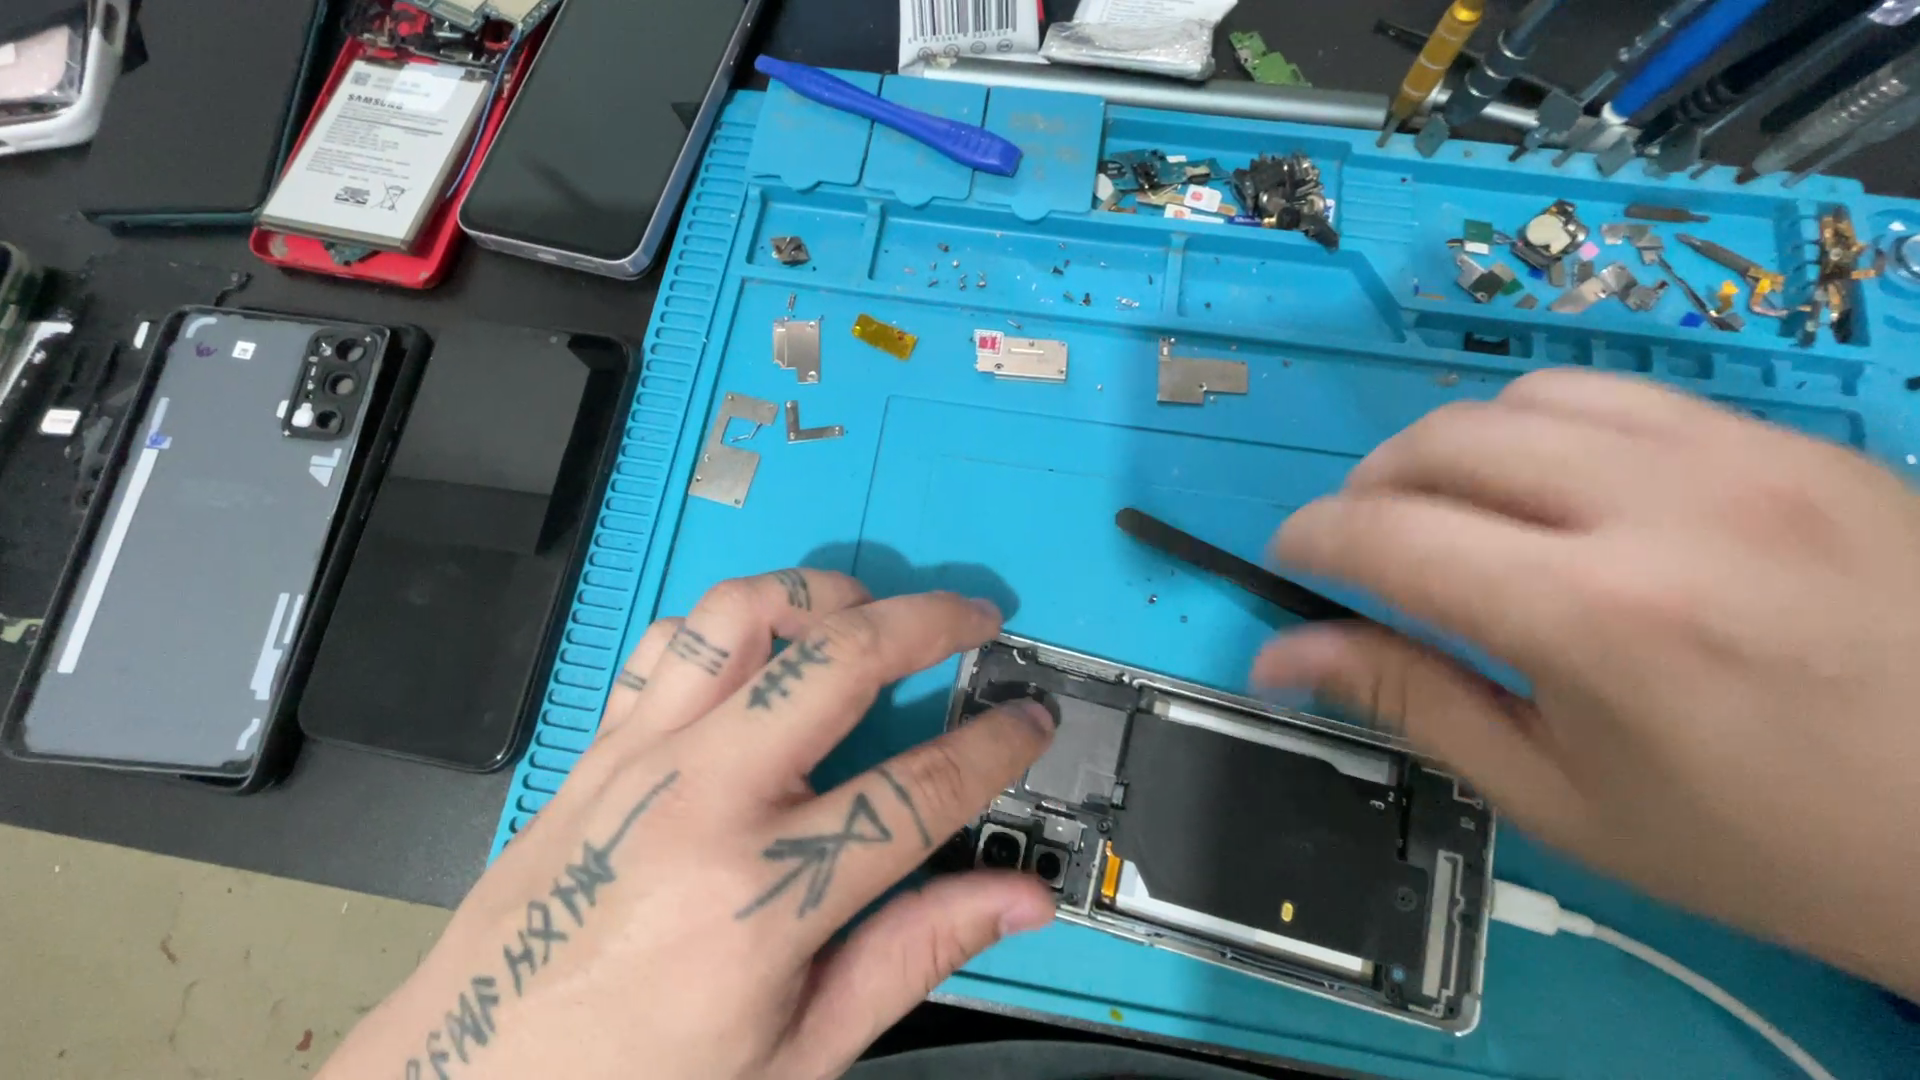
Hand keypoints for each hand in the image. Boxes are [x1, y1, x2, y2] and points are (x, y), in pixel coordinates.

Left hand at [320, 571, 1057, 1079]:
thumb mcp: (798, 1051)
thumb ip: (914, 954)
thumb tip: (1020, 900)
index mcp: (765, 899)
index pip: (920, 791)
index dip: (995, 746)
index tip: (1031, 718)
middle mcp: (704, 802)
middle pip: (842, 662)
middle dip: (931, 622)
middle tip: (977, 619)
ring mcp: (642, 759)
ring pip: (745, 615)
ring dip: (825, 593)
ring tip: (870, 610)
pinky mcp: (601, 745)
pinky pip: (669, 641)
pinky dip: (733, 623)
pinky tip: (769, 651)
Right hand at [1255, 370, 1919, 997]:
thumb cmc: (1763, 841)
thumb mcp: (1557, 794)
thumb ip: (1408, 698)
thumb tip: (1281, 656)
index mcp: (1595, 618)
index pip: (1391, 536)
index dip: (1312, 538)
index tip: (1288, 558)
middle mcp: (1662, 508)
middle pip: (1443, 442)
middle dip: (1366, 486)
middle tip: (1360, 542)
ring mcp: (1740, 459)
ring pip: (1523, 398)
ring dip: (1449, 450)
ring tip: (1449, 509)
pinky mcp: (1790, 444)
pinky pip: (1618, 397)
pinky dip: (1542, 431)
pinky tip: (1551, 491)